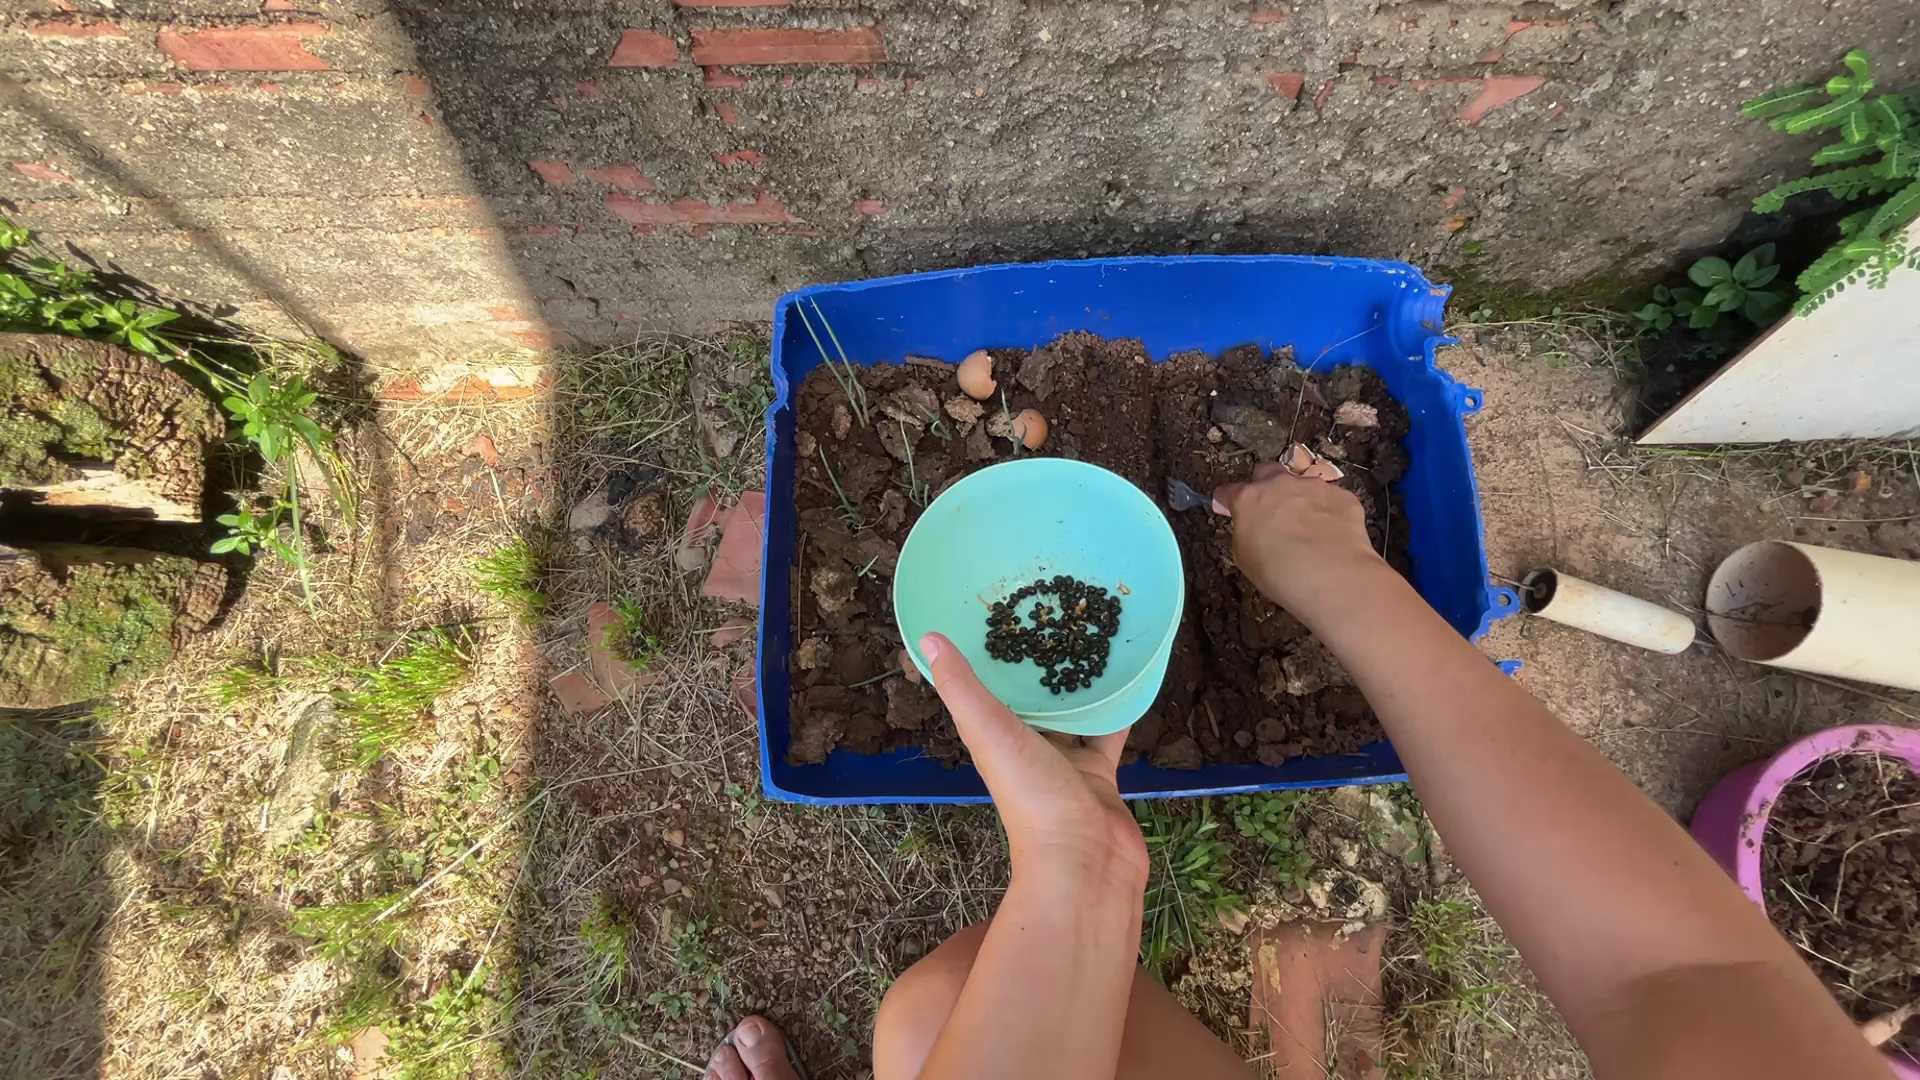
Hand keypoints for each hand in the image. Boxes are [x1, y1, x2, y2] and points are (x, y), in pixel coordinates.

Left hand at [919, 633, 1147, 890]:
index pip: (987, 686)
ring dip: (1077, 682)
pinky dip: (1116, 709)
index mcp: (994, 735)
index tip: (999, 612)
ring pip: (1070, 712)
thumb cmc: (1032, 795)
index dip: (990, 653)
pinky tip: (1128, 678)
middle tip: (1054, 615)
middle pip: (1030, 697)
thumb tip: (926, 638)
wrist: (1087, 862)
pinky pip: (1108, 732)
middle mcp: (1026, 746)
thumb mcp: (991, 732)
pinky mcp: (1100, 773)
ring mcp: (1065, 761)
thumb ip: (962, 687)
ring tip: (1089, 636)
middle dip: (1038, 663)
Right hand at [1212, 462, 1385, 618]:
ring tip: (1307, 529)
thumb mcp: (1244, 557)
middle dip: (1264, 486)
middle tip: (1269, 511)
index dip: (1226, 501)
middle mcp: (1280, 485)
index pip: (1228, 491)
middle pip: (1266, 472)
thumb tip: (1250, 526)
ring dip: (1299, 500)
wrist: (1331, 575)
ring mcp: (1314, 487)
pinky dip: (1327, 512)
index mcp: (1249, 499)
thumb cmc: (1279, 571)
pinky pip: (1330, 499)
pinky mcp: (1343, 496)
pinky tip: (1330, 534)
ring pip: (1302, 485)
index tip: (1227, 508)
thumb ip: (1244, 532)